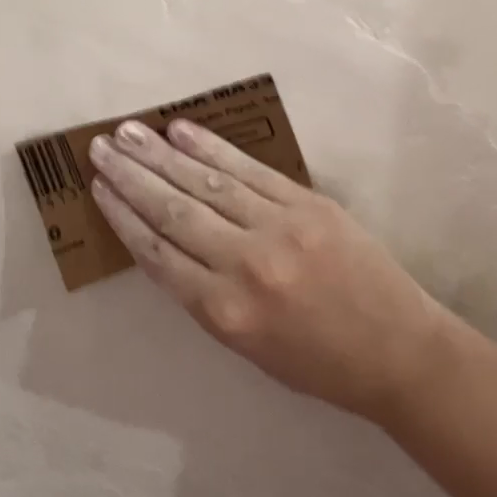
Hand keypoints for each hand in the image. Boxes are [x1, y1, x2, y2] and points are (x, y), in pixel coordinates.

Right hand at [87, 118, 456, 419]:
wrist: (398, 351)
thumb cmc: (320, 364)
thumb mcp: (246, 347)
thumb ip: (204, 298)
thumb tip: (167, 246)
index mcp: (224, 312)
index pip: (157, 254)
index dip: (123, 217)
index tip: (99, 188)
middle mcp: (244, 265)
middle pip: (173, 210)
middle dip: (131, 176)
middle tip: (100, 147)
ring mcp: (279, 228)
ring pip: (206, 182)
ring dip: (162, 154)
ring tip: (129, 132)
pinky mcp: (309, 204)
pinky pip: (250, 170)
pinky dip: (214, 147)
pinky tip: (185, 132)